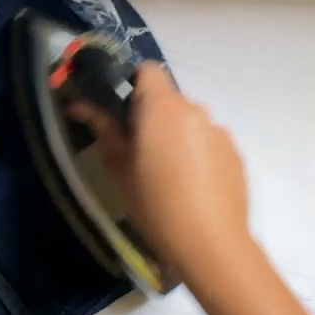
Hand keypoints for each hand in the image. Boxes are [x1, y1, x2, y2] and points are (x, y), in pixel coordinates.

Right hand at [76, 62, 250, 279]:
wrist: (211, 244)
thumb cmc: (154, 203)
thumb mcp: (118, 167)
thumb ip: (103, 128)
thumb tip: (79, 105)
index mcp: (161, 107)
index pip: (148, 70)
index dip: (133, 84)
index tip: (123, 112)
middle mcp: (193, 109)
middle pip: (168, 97)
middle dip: (153, 115)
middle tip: (139, 150)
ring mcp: (218, 130)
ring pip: (189, 120)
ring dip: (176, 134)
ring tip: (168, 173)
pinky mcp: (235, 153)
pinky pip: (208, 140)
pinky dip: (197, 152)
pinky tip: (191, 185)